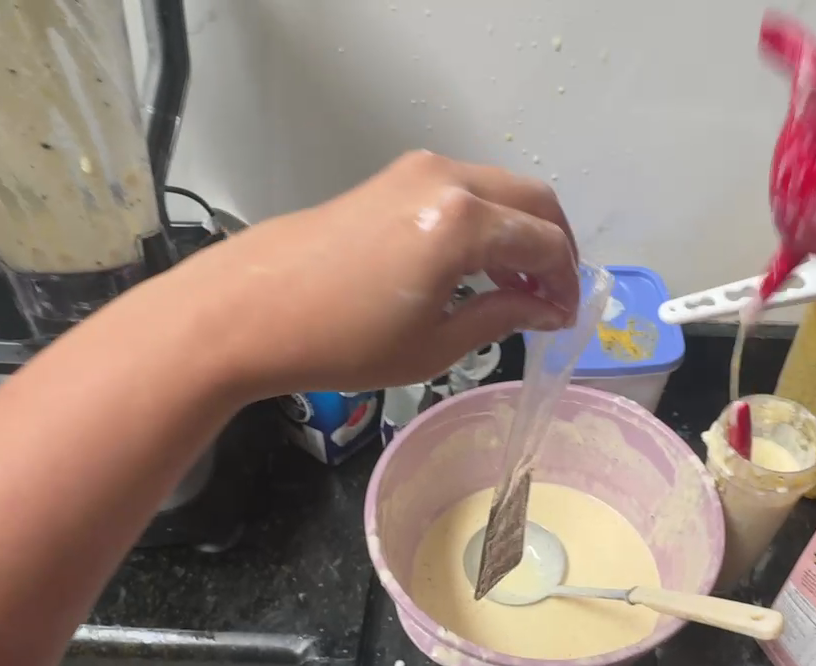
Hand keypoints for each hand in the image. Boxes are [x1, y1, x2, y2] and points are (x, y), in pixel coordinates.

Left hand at [170, 151, 580, 398]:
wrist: (249, 312)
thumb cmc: (344, 343)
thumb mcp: (436, 344)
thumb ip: (502, 316)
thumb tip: (547, 309)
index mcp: (463, 222)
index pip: (544, 242)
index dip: (566, 283)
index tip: (566, 320)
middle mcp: (447, 178)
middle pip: (532, 199)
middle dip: (555, 248)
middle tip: (553, 299)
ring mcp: (415, 171)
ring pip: (499, 191)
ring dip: (521, 234)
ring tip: (518, 291)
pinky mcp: (390, 179)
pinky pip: (463, 193)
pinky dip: (487, 225)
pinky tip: (479, 269)